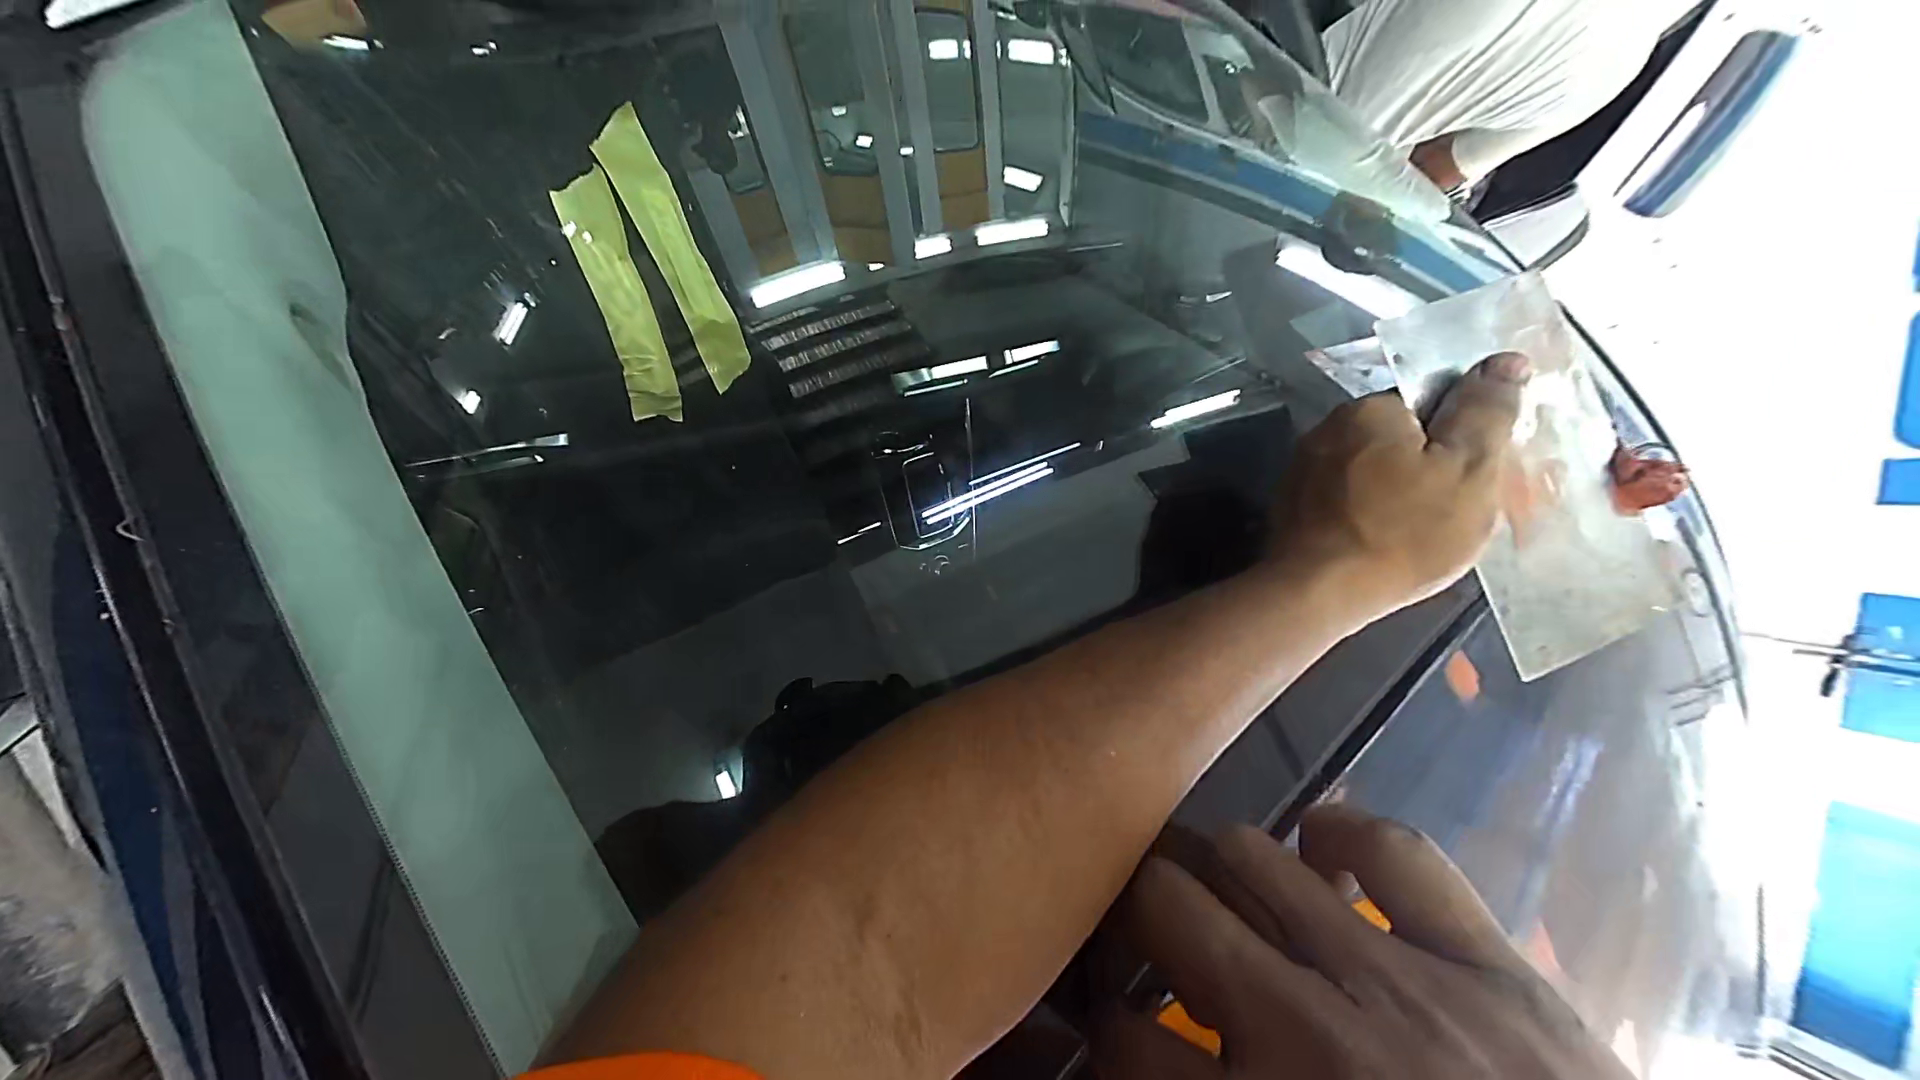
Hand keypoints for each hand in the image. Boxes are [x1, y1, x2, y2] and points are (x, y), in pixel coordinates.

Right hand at [1089, 805, 1629, 1079]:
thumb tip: (1148, 1070)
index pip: (1124, 1038)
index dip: (1109, 1027)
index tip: (1119, 1029)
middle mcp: (1309, 1032)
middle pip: (1165, 903)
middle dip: (1134, 914)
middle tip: (1144, 938)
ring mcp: (1403, 982)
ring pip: (1248, 853)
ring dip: (1215, 873)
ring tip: (1222, 900)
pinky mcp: (1495, 965)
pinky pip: (1393, 850)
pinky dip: (1340, 837)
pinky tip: (1318, 856)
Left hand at [1272, 353, 1528, 619]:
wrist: (1318, 591)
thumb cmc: (1401, 532)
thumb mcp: (1468, 468)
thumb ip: (1485, 412)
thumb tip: (1504, 363)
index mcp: (1367, 410)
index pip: (1431, 403)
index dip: (1463, 436)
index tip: (1480, 472)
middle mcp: (1325, 431)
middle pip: (1398, 439)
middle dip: (1431, 467)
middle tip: (1458, 509)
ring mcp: (1302, 470)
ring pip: (1371, 472)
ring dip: (1400, 493)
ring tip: (1424, 533)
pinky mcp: (1292, 506)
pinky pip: (1345, 499)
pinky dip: (1369, 514)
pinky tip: (1385, 542)